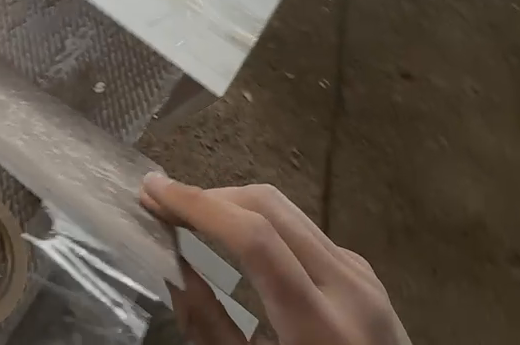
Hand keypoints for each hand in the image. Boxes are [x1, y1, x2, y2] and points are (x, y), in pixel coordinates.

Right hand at [141, 177, 409, 344]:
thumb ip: (210, 329)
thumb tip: (171, 268)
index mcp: (322, 327)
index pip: (253, 237)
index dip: (197, 205)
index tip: (151, 190)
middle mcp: (351, 290)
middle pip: (269, 207)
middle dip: (209, 196)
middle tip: (164, 202)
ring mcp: (365, 280)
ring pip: (287, 210)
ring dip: (233, 204)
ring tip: (193, 216)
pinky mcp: (368, 280)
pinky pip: (306, 232)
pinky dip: (263, 224)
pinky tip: (241, 244)